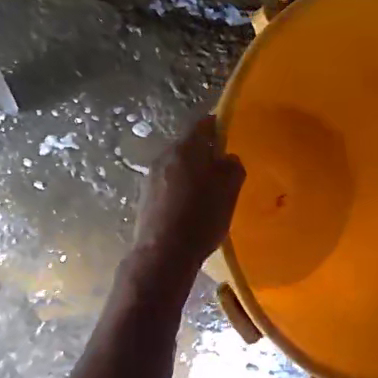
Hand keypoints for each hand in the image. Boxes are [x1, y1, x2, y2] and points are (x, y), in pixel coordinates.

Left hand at [133, 115, 245, 266]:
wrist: (163, 254)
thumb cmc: (201, 218)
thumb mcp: (229, 190)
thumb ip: (233, 167)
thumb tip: (227, 157)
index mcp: (186, 149)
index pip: (202, 123)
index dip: (217, 125)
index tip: (228, 134)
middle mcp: (164, 156)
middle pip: (188, 145)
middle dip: (204, 153)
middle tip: (222, 169)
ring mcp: (150, 177)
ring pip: (177, 165)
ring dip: (191, 172)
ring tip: (207, 192)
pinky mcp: (144, 197)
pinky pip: (168, 183)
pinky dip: (180, 188)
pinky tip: (189, 207)